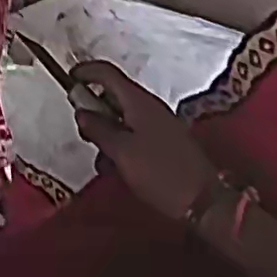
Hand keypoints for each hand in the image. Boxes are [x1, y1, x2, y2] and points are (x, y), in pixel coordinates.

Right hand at [70, 60, 218, 220]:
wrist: (208, 205)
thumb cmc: (160, 173)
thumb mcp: (121, 151)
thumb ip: (97, 127)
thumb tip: (81, 111)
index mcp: (137, 100)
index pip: (106, 72)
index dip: (85, 71)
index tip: (68, 80)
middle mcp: (149, 105)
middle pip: (113, 94)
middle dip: (94, 108)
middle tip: (84, 129)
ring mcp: (159, 123)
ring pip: (123, 116)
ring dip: (107, 131)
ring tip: (102, 158)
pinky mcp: (166, 141)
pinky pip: (135, 131)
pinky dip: (121, 142)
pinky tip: (118, 167)